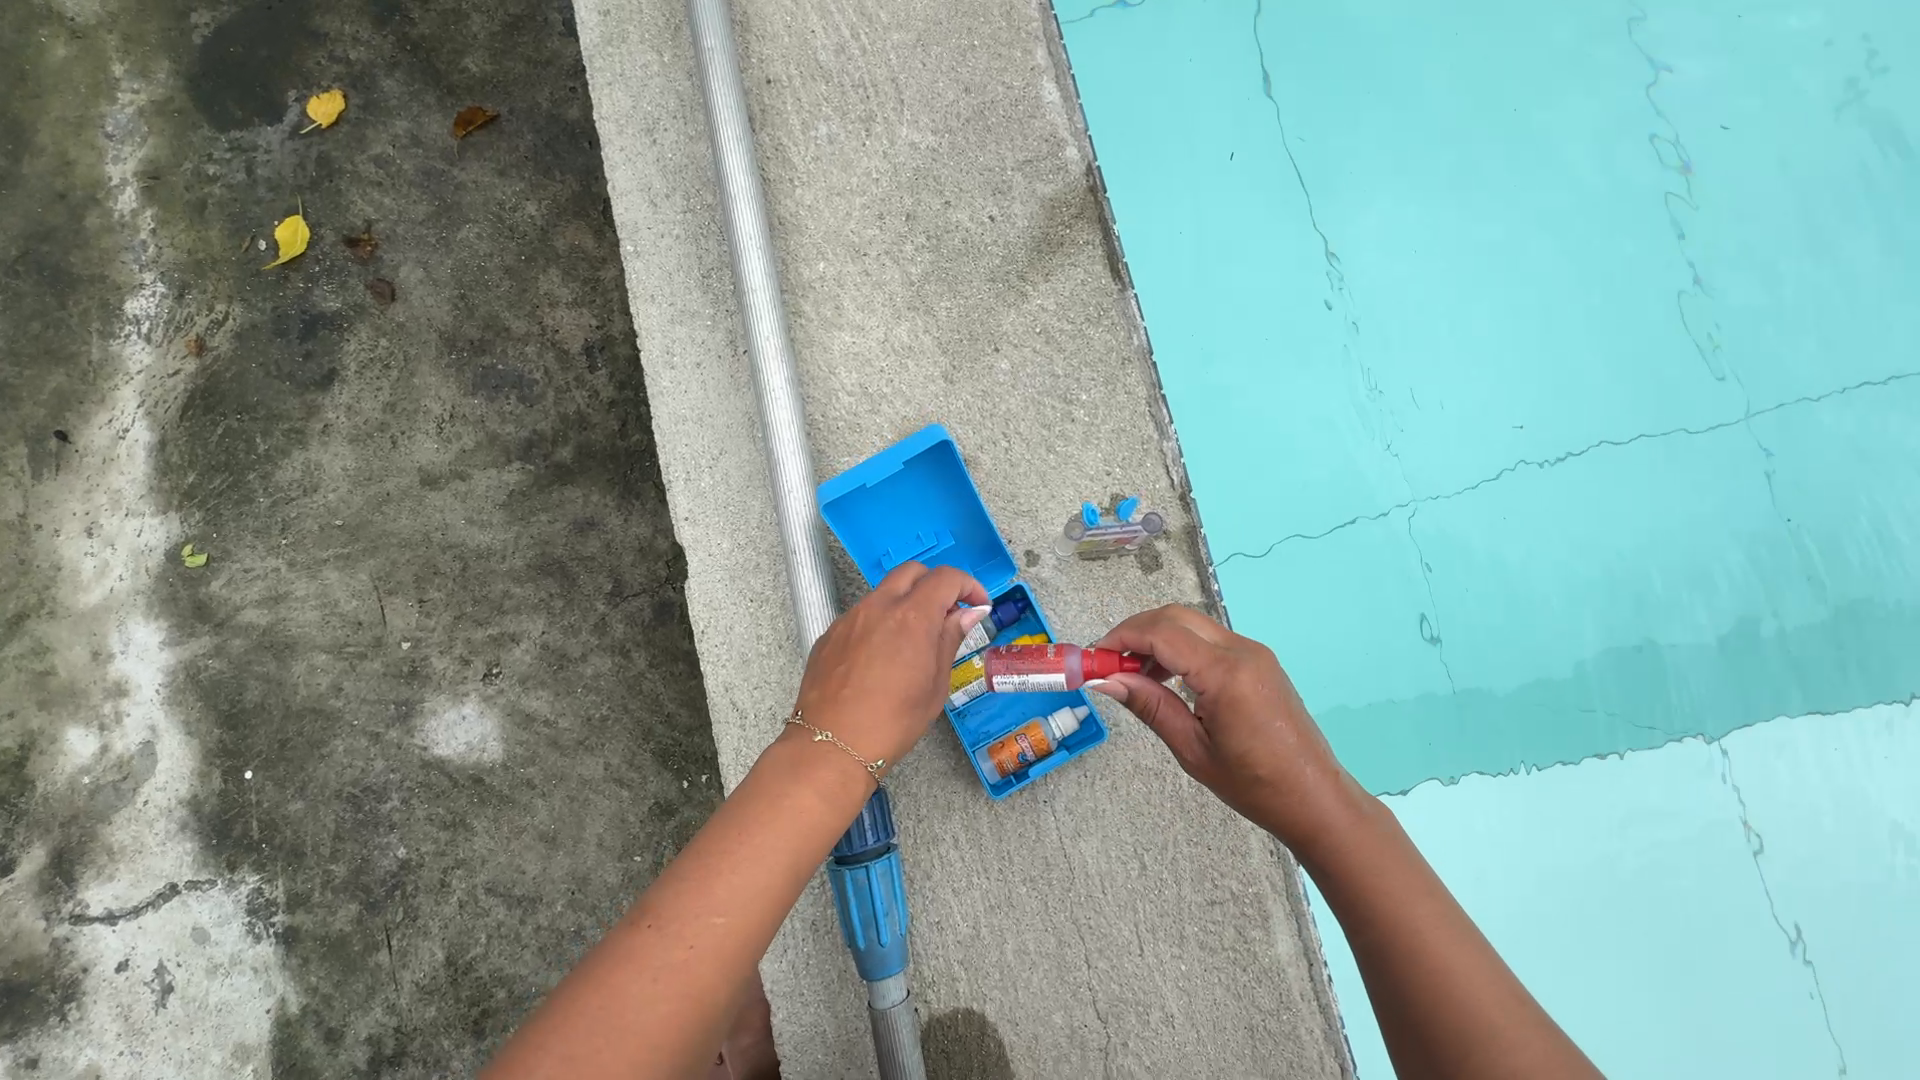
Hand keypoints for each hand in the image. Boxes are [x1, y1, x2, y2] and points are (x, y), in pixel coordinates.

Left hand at [791, 562, 988, 779]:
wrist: (832, 746)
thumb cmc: (893, 722)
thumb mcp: (936, 685)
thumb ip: (950, 639)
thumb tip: (968, 613)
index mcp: (911, 617)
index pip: (945, 578)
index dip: (968, 585)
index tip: (978, 604)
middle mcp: (878, 606)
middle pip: (912, 572)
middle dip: (935, 584)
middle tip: (948, 613)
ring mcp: (850, 618)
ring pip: (884, 593)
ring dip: (906, 603)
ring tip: (914, 640)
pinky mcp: (830, 634)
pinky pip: (861, 615)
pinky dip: (880, 622)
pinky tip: (882, 657)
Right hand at [1088, 605, 1360, 855]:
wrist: (1315, 798)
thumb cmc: (1254, 785)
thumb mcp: (1192, 750)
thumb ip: (1149, 706)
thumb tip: (1105, 680)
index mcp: (1226, 673)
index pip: (1162, 633)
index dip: (1121, 638)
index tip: (1094, 658)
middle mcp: (1242, 650)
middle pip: (1175, 617)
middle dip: (1136, 632)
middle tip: (1109, 663)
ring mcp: (1254, 652)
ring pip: (1192, 624)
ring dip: (1157, 639)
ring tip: (1133, 675)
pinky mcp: (1259, 661)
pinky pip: (1209, 639)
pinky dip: (1180, 647)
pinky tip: (1166, 678)